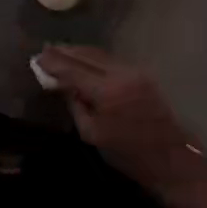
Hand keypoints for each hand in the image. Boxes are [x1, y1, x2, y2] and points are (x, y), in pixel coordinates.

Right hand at [32, 45, 203, 190]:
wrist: (170, 158)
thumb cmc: (128, 154)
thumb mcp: (92, 134)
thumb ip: (75, 104)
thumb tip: (61, 85)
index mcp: (107, 91)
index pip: (73, 69)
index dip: (53, 63)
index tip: (36, 58)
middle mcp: (121, 73)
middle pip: (87, 55)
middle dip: (64, 51)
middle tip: (44, 49)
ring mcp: (135, 71)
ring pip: (100, 54)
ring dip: (79, 52)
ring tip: (58, 51)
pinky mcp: (142, 74)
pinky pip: (111, 60)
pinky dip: (94, 57)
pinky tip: (83, 60)